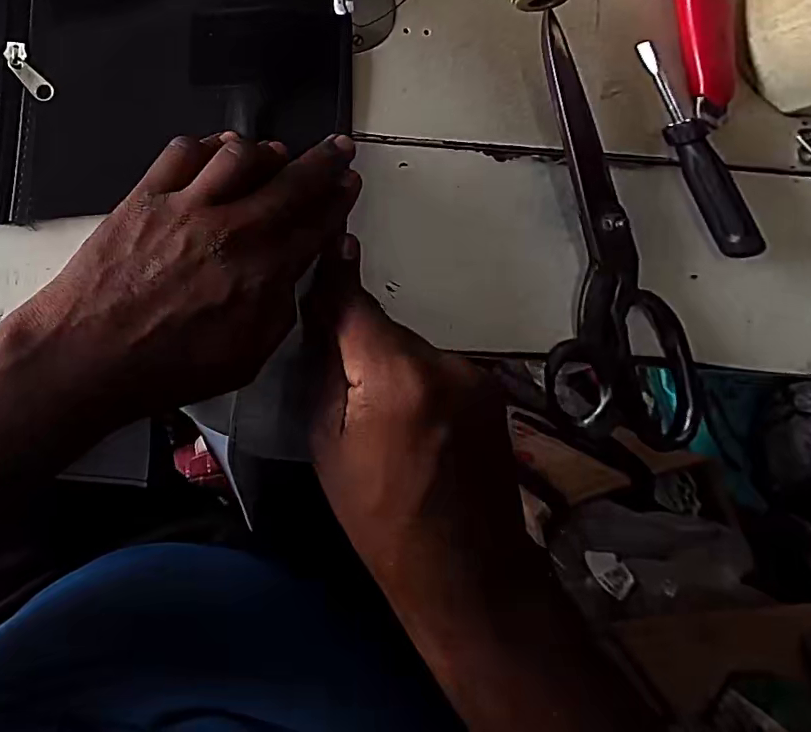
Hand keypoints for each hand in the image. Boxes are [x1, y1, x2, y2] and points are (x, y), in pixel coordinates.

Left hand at [5, 131, 361, 423]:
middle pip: (291, 182)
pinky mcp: (145, 196)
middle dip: (323, 162)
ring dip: (265, 150)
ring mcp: (185, 208)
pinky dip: (206, 145)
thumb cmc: (159, 367)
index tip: (346, 185)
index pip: (314, 224)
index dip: (337, 200)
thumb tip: (290, 274)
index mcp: (259, 275)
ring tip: (274, 153)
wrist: (87, 355)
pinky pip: (182, 152)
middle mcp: (229, 232)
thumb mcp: (243, 358)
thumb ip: (278, 310)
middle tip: (336, 149)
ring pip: (239, 155)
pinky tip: (216, 150)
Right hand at [306, 235, 522, 576]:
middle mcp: (441, 362)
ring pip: (407, 346)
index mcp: (394, 375)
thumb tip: (320, 315)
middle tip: (332, 365)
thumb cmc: (378, 513)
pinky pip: (433, 365)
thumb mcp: (327, 441)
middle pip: (381, 326)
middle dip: (355, 335)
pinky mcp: (490, 389)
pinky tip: (406, 415)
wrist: (467, 572)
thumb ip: (323, 368)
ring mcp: (473, 375)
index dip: (333, 274)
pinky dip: (412, 375)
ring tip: (373, 404)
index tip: (328, 239)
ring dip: (385, 359)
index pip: (353, 304)